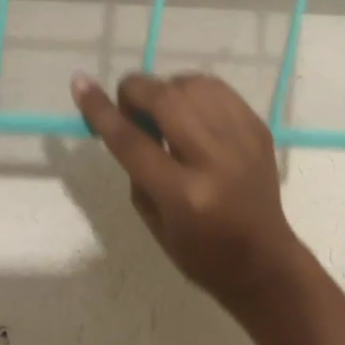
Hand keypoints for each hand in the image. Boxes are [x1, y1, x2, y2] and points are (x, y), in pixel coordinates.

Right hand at [73, 71, 310, 307]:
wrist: (265, 260)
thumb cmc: (201, 253)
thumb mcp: (154, 219)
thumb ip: (136, 166)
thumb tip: (123, 118)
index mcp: (183, 193)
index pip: (132, 140)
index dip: (101, 110)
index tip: (80, 84)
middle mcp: (214, 159)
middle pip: (166, 99)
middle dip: (136, 91)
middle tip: (131, 108)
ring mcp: (241, 139)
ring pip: (194, 85)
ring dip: (168, 90)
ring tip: (165, 114)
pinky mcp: (257, 127)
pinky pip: (218, 89)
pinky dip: (196, 93)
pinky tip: (192, 114)